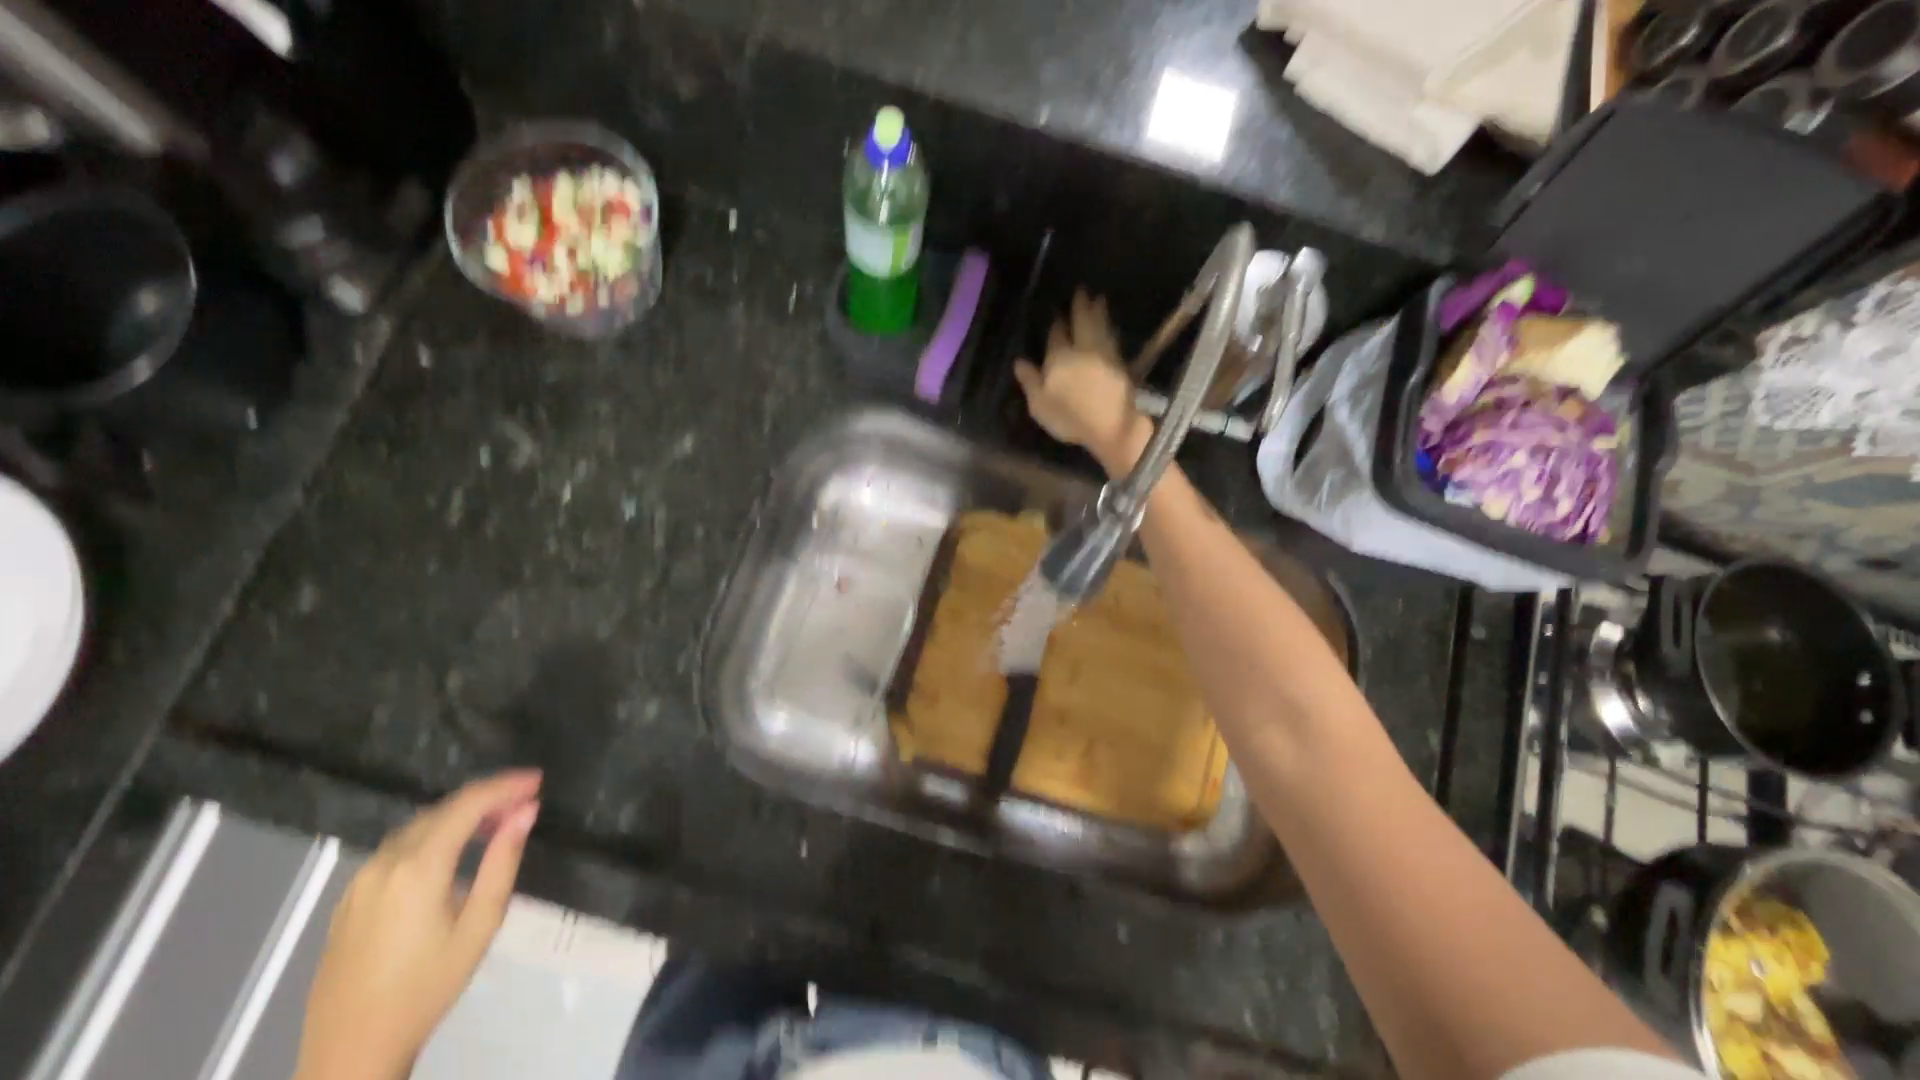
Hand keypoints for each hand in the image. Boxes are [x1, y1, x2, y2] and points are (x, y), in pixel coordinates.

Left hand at [295, 771, 541, 1079]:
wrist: (351, 1047)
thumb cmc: (427, 988)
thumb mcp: (479, 928)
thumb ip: (502, 864)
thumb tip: (525, 813)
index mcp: (419, 866)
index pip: (468, 805)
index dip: (505, 786)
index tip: (537, 780)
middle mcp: (385, 862)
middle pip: (441, 811)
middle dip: (485, 798)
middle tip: (524, 800)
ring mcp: (361, 879)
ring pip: (416, 828)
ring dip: (457, 817)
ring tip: (495, 822)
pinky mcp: (350, 898)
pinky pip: (396, 850)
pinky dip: (430, 837)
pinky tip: (449, 852)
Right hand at [1014, 290, 1150, 472]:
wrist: (1114, 426)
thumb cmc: (1071, 418)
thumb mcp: (1039, 405)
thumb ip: (1030, 381)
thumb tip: (1019, 361)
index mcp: (1059, 357)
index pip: (1057, 334)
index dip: (1056, 323)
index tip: (1057, 312)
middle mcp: (1083, 349)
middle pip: (1082, 322)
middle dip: (1081, 306)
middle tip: (1083, 290)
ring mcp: (1105, 354)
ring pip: (1101, 326)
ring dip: (1099, 312)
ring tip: (1099, 299)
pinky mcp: (1122, 363)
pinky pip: (1112, 338)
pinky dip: (1110, 328)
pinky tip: (1110, 326)